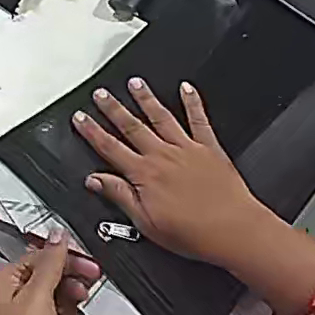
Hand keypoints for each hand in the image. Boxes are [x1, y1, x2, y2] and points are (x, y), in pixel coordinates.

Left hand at [0, 234, 98, 314]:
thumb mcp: (38, 297)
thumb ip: (51, 264)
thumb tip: (58, 237)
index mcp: (8, 277)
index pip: (42, 255)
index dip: (68, 258)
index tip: (88, 264)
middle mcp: (12, 293)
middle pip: (48, 274)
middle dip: (70, 279)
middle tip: (88, 284)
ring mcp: (21, 314)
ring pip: (52, 296)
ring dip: (67, 301)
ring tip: (76, 306)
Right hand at [74, 79, 277, 265]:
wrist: (233, 230)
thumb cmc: (192, 232)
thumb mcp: (145, 222)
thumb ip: (119, 195)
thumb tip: (95, 181)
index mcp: (144, 174)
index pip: (110, 148)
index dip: (92, 131)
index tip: (81, 118)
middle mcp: (163, 156)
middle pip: (132, 126)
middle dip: (113, 108)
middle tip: (101, 93)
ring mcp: (187, 149)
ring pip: (161, 117)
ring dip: (145, 99)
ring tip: (134, 83)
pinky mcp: (210, 149)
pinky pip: (199, 120)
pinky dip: (192, 102)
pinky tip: (186, 88)